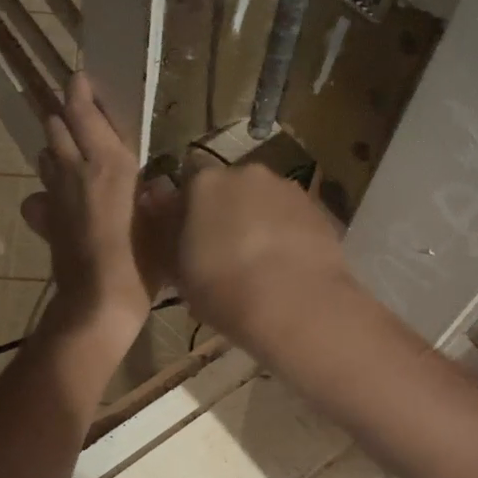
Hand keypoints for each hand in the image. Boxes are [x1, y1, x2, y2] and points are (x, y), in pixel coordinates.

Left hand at [22, 73, 176, 339]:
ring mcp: (55, 195)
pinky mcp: (46, 221)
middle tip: (80, 115)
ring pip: (45, 156)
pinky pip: (39, 195)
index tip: (81, 79)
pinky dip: (46, 193)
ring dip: (55, 150)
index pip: (85, 113)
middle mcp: (76, 170)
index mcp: (110, 163)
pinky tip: (58, 203)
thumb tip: (154, 186)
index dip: (80, 92)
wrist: (100, 302)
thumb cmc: (142, 262)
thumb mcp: (164, 225)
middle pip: (56, 127)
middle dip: (65, 117)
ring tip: (73, 155)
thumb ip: (158, 199)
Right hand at [172, 162, 353, 345]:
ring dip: (257, 223)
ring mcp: (287, 189)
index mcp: (204, 182)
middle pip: (227, 190)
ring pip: (262, 202)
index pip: (184, 189)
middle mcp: (246, 173)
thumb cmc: (224, 288)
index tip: (185, 244)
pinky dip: (285, 235)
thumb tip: (158, 214)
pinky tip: (284, 267)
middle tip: (221, 255)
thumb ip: (165, 238)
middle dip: (223, 215)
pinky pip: (291, 219)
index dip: (183, 217)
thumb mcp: (178, 272)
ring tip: (258, 265)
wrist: (296, 304)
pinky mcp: (319, 210)